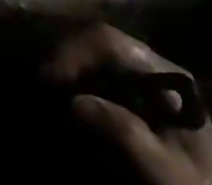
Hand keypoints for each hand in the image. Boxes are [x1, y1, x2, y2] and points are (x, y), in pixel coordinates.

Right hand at [45, 25, 211, 184]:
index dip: (75, 53)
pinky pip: (109, 80)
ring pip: (102, 58)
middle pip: (103, 44)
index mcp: (167, 76)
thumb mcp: (162, 169)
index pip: (111, 42)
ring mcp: (152, 86)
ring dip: (75, 69)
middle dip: (70, 58)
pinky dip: (85, 84)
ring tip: (51, 92)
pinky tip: (72, 103)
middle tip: (43, 85)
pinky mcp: (146, 104)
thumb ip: (122, 131)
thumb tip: (75, 101)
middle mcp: (158, 70)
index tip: (50, 79)